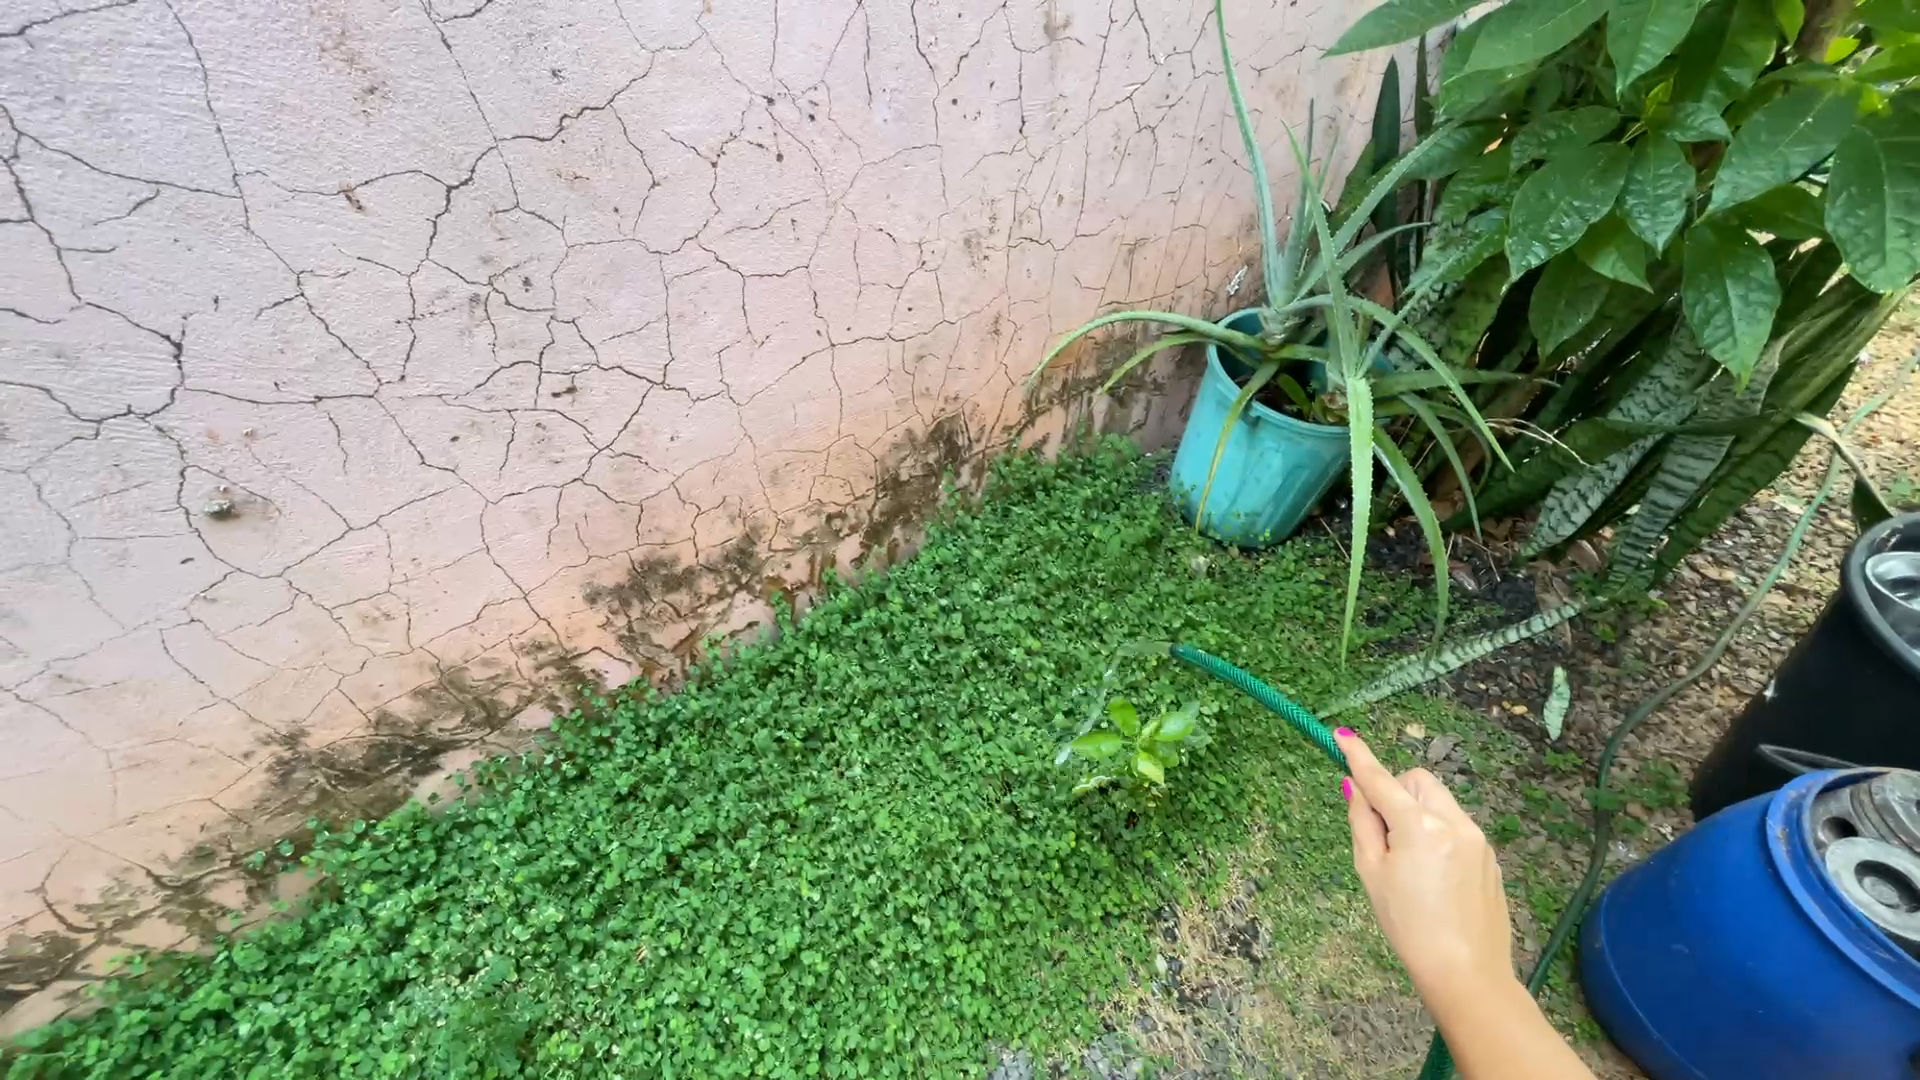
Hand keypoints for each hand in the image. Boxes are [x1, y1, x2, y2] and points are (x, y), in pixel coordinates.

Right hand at [1336, 728, 1515, 1001]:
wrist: (1467, 973)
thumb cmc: (1407, 924)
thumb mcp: (1370, 871)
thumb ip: (1362, 822)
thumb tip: (1356, 787)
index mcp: (1418, 825)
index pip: (1380, 778)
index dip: (1358, 755)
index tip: (1342, 734)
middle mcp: (1453, 822)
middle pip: (1416, 780)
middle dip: (1396, 790)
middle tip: (1382, 829)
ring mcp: (1477, 838)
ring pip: (1437, 800)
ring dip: (1416, 810)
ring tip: (1408, 857)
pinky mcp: (1489, 855)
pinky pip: (1455, 824)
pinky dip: (1436, 830)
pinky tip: (1432, 873)